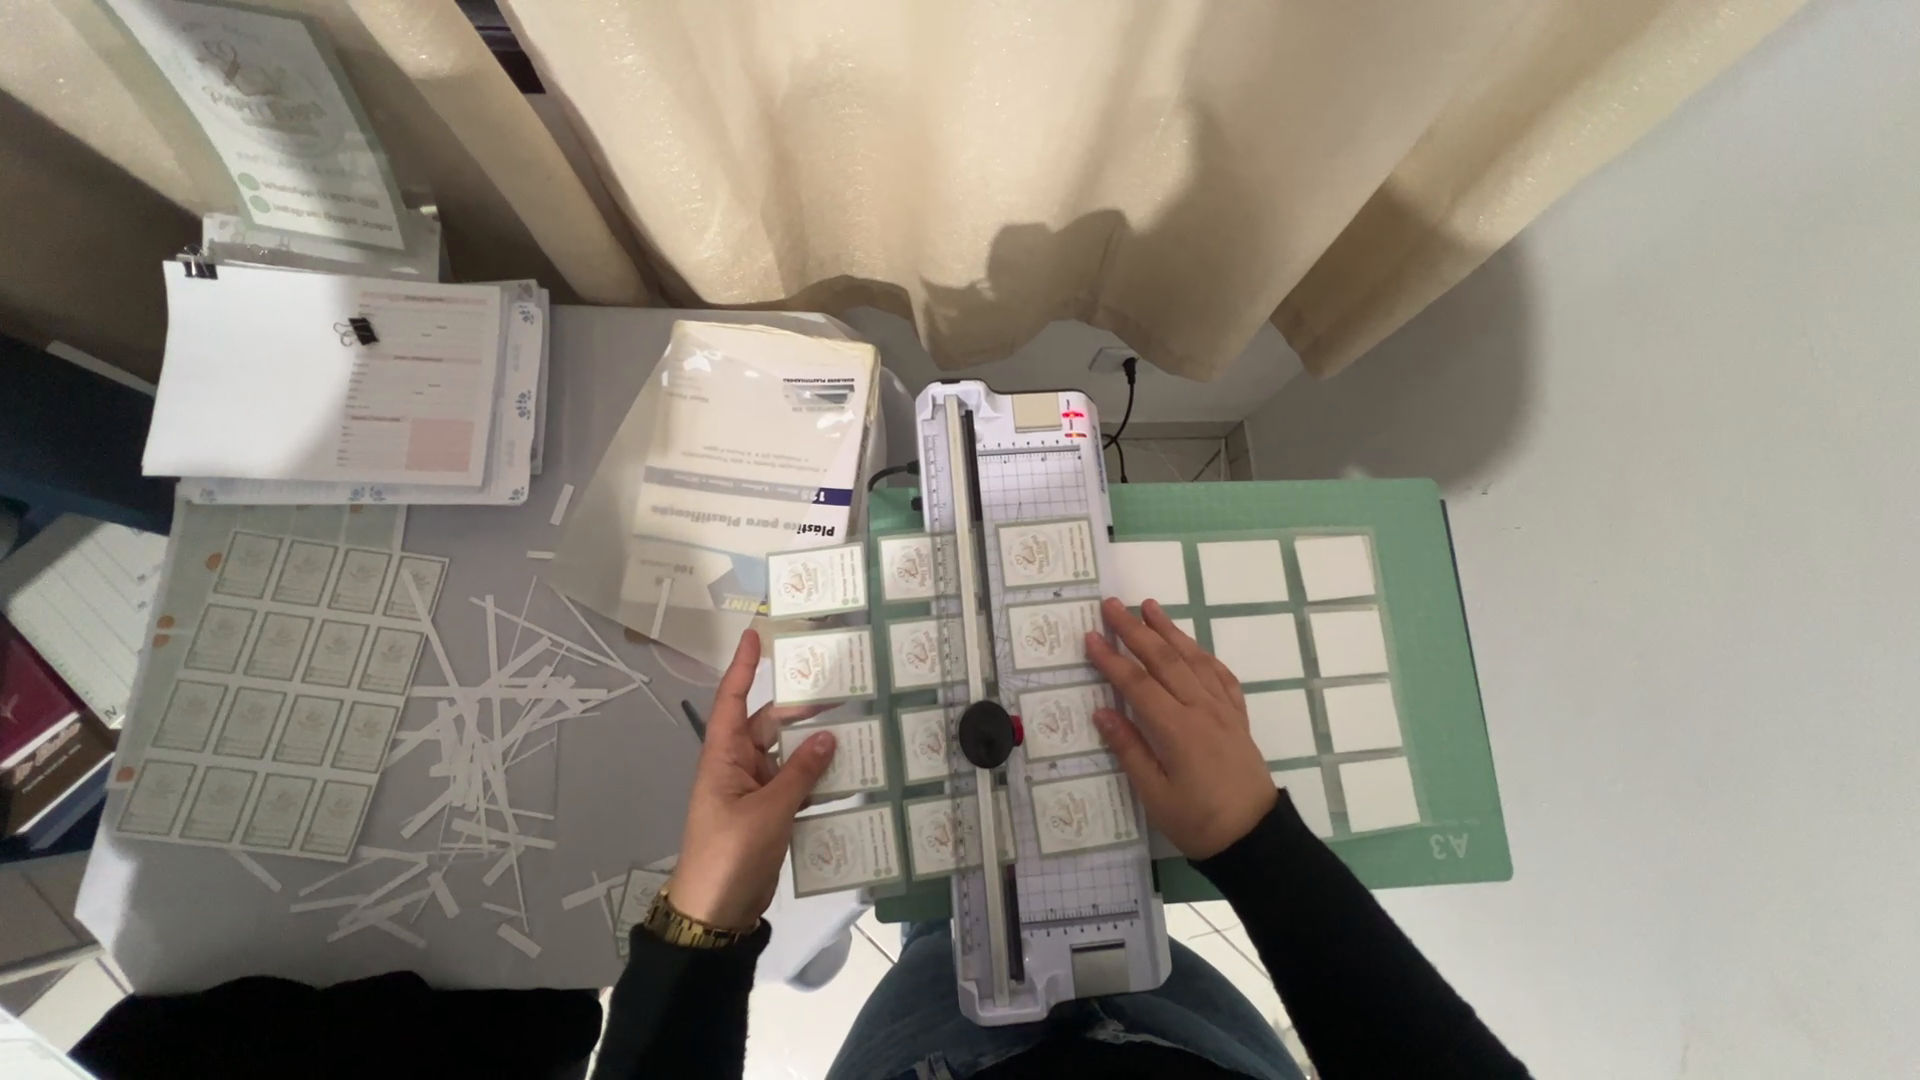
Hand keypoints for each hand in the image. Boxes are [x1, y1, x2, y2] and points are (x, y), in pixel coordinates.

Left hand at [666, 630, 836, 929]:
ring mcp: (755, 791)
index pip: (732, 701)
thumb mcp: (768, 811)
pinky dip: (818, 780)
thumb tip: (828, 737)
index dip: (742, 667)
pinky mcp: (770, 814)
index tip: (755, 635)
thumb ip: (800, 773)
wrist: (716, 913)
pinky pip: (797, 785)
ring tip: (857, 730)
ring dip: (816, 748)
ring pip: (789, 756)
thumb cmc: (731, 853)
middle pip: (771, 726)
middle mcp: (738, 767)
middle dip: (803, 711)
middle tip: (844, 693)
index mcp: (724, 757)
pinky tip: (850, 775)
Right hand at [1084, 598, 1276, 858]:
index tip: (1091, 636)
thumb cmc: (1198, 822)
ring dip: (1170, 631)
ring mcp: (1223, 711)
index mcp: (1176, 729)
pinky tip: (1193, 647)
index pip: (1137, 684)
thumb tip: (1102, 712)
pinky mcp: (1238, 718)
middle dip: (1136, 630)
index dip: (1111, 659)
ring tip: (1150, 607)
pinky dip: (1204, 656)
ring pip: (1193, 660)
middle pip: (1164, 660)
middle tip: (1113, 605)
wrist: (1256, 839)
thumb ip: (1129, 749)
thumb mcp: (1155, 794)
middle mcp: (1201, 710)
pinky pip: (1221, 676)